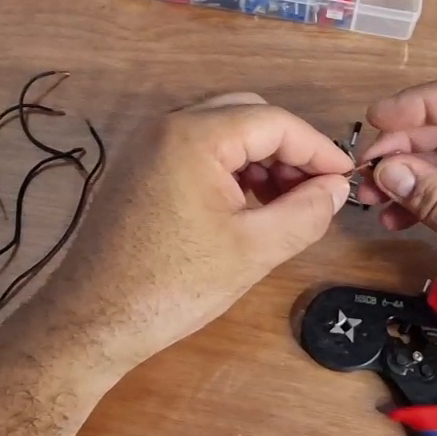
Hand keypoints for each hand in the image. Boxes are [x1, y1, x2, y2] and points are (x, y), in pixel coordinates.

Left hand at [28, 93, 353, 363]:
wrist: (90, 321)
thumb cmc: (173, 286)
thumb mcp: (254, 250)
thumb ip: (306, 212)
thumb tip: (336, 187)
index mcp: (193, 135)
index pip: (274, 121)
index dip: (317, 148)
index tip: (345, 178)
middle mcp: (166, 125)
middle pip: (247, 115)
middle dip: (287, 149)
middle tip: (314, 191)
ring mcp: (146, 145)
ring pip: (221, 131)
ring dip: (259, 158)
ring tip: (284, 202)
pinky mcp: (138, 168)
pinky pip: (195, 150)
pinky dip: (228, 168)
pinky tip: (245, 205)